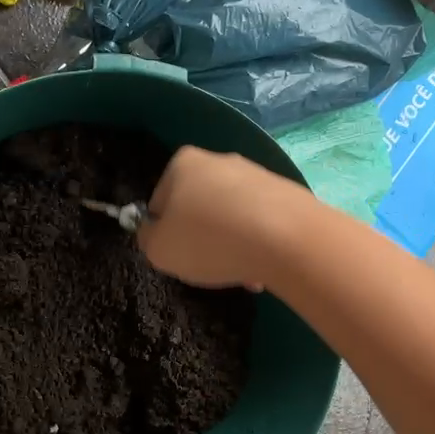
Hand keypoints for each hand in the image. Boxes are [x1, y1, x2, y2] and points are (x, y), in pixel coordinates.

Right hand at [136, 146, 308, 289]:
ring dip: (231, 246)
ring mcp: (256, 174)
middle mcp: (219, 159)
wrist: (286, 238)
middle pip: (197, 208)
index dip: (164, 234)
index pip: (159, 202)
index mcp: (182, 163)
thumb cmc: (209, 240)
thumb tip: (154, 232)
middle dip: (201, 240)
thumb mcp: (158, 250)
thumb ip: (147, 238)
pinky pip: (260, 223)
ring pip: (230, 218)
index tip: (178, 255)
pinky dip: (257, 245)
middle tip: (207, 267)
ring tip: (241, 274)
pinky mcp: (286, 192)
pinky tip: (263, 267)